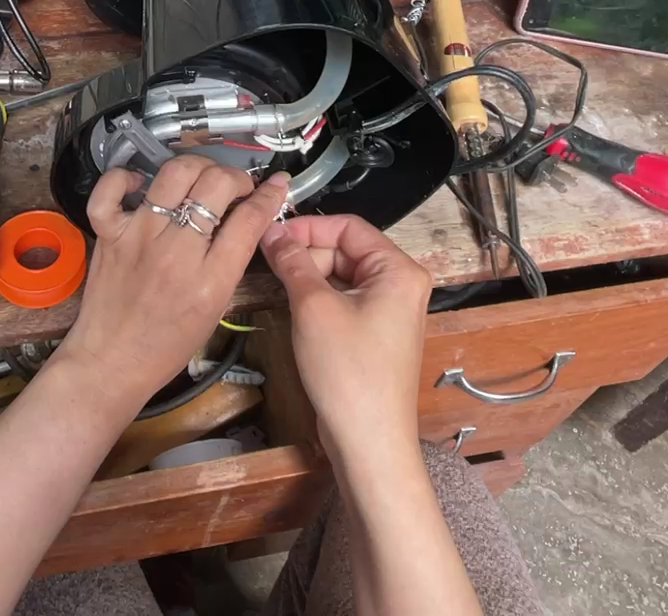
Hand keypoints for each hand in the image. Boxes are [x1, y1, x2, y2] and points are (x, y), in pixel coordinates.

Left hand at [53, 159, 290, 416]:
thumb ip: (231, 260)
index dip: (269, 195)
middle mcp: (175, 251)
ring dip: (195, 167)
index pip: (249, 219)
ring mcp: (138, 236)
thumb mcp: (215, 307)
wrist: (111, 363)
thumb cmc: (167, 344)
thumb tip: (249, 217)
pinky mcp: (108, 233)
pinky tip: (142, 185)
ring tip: (200, 178)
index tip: (274, 186)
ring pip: (173, 174)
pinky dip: (125, 177)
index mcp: (210, 280)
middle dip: (235, 177)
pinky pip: (110, 188)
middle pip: (215, 184)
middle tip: (235, 186)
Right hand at [259, 215, 432, 463]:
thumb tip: (272, 230)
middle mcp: (400, 284)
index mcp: (398, 270)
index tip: (271, 235)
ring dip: (307, 275)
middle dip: (305, 252)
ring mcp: (388, 310)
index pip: (348, 226)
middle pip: (344, 249)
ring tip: (275, 283)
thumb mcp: (313, 306)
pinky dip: (317, 296)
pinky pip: (343, 298)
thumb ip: (292, 261)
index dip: (307, 227)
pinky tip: (292, 304)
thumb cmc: (347, 369)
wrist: (368, 441)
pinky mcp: (374, 332)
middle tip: (267, 262)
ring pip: (340, 274)